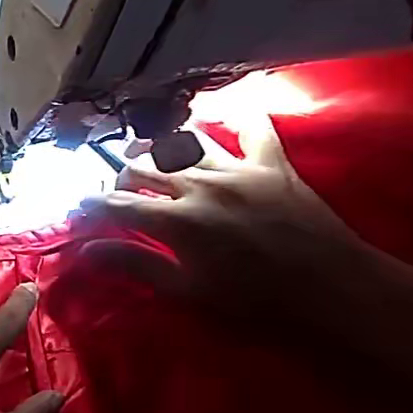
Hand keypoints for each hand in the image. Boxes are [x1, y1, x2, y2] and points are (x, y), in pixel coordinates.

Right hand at [76, 113, 412, 317]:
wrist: (335, 290)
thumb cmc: (257, 302)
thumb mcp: (189, 291)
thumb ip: (137, 264)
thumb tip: (86, 251)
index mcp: (177, 221)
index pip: (118, 205)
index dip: (91, 205)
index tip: (77, 209)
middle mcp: (201, 185)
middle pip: (144, 166)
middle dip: (120, 177)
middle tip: (115, 192)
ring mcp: (238, 169)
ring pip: (183, 141)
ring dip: (158, 146)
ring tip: (148, 154)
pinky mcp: (272, 164)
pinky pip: (253, 126)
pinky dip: (237, 115)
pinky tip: (224, 110)